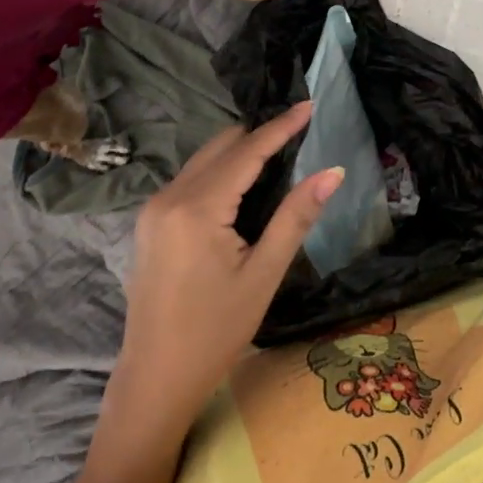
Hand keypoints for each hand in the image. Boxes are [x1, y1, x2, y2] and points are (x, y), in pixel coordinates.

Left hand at [118, 102, 343, 420]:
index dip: (280, 127)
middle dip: (259, 134)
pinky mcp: (150, 224)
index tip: (309, 105)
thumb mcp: (264, 274)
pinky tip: (245, 184)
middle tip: (299, 128)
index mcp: (197, 208)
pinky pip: (189, 181)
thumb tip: (332, 172)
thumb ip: (295, 217)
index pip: (247, 152)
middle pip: (220, 147)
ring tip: (280, 152)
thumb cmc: (216, 330)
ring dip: (239, 152)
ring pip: (202, 161)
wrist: (157, 377)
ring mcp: (153, 210)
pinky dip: (220, 172)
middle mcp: (168, 197)